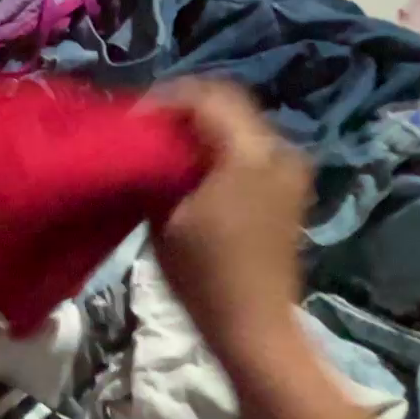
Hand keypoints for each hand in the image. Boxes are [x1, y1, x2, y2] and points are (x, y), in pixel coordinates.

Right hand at [152, 80, 313, 371]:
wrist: (251, 321)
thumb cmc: (202, 272)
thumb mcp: (165, 218)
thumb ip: (158, 170)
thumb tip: (146, 148)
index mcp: (249, 152)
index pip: (208, 97)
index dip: (164, 99)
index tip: (130, 120)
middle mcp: (280, 150)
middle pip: (228, 106)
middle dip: (182, 113)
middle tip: (142, 132)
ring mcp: (290, 170)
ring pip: (239, 129)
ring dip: (200, 133)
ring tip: (161, 154)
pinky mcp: (288, 190)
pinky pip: (249, 152)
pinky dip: (217, 153)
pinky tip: (189, 175)